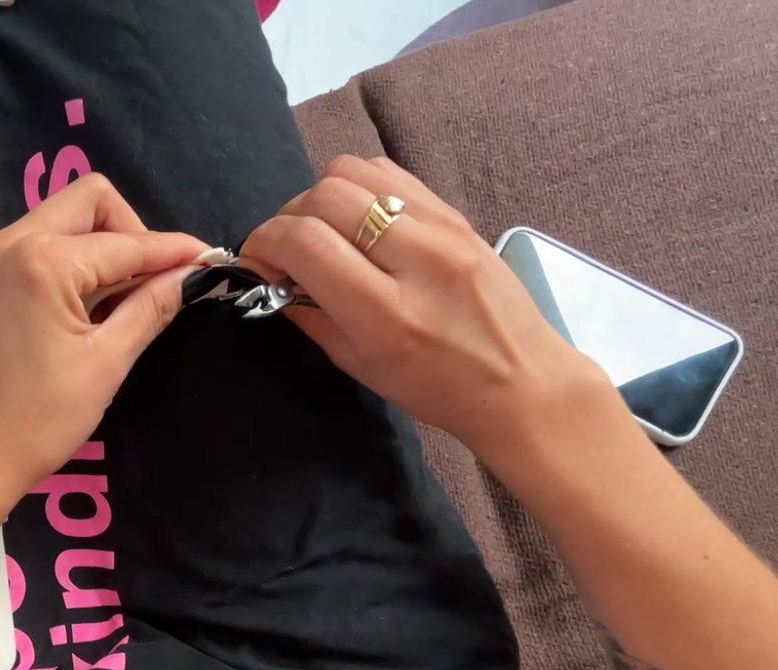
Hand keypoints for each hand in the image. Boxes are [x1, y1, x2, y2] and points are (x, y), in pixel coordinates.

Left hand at [0, 174, 205, 506]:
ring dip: (107, 245)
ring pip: (69, 217)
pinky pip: (48, 242)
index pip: (125, 242)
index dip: (172, 251)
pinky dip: (80, 259)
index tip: (210, 259)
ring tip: (130, 296)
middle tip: (155, 282)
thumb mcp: (108, 361)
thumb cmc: (45, 418)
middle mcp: (13, 241)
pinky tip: (100, 299)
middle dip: (133, 234)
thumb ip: (152, 306)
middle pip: (91, 202)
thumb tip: (193, 274)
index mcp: (42, 260)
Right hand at [243, 155, 621, 465]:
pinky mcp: (456, 211)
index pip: (305, 243)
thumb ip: (310, 316)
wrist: (520, 380)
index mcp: (384, 313)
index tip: (257, 262)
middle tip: (286, 252)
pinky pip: (390, 173)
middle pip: (324, 196)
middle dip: (287, 219)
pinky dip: (356, 189)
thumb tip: (270, 278)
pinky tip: (356, 222)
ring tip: (322, 233)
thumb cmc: (432, 388)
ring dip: (320, 198)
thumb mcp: (358, 365)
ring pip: (354, 172)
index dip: (265, 242)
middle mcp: (415, 258)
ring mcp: (442, 227)